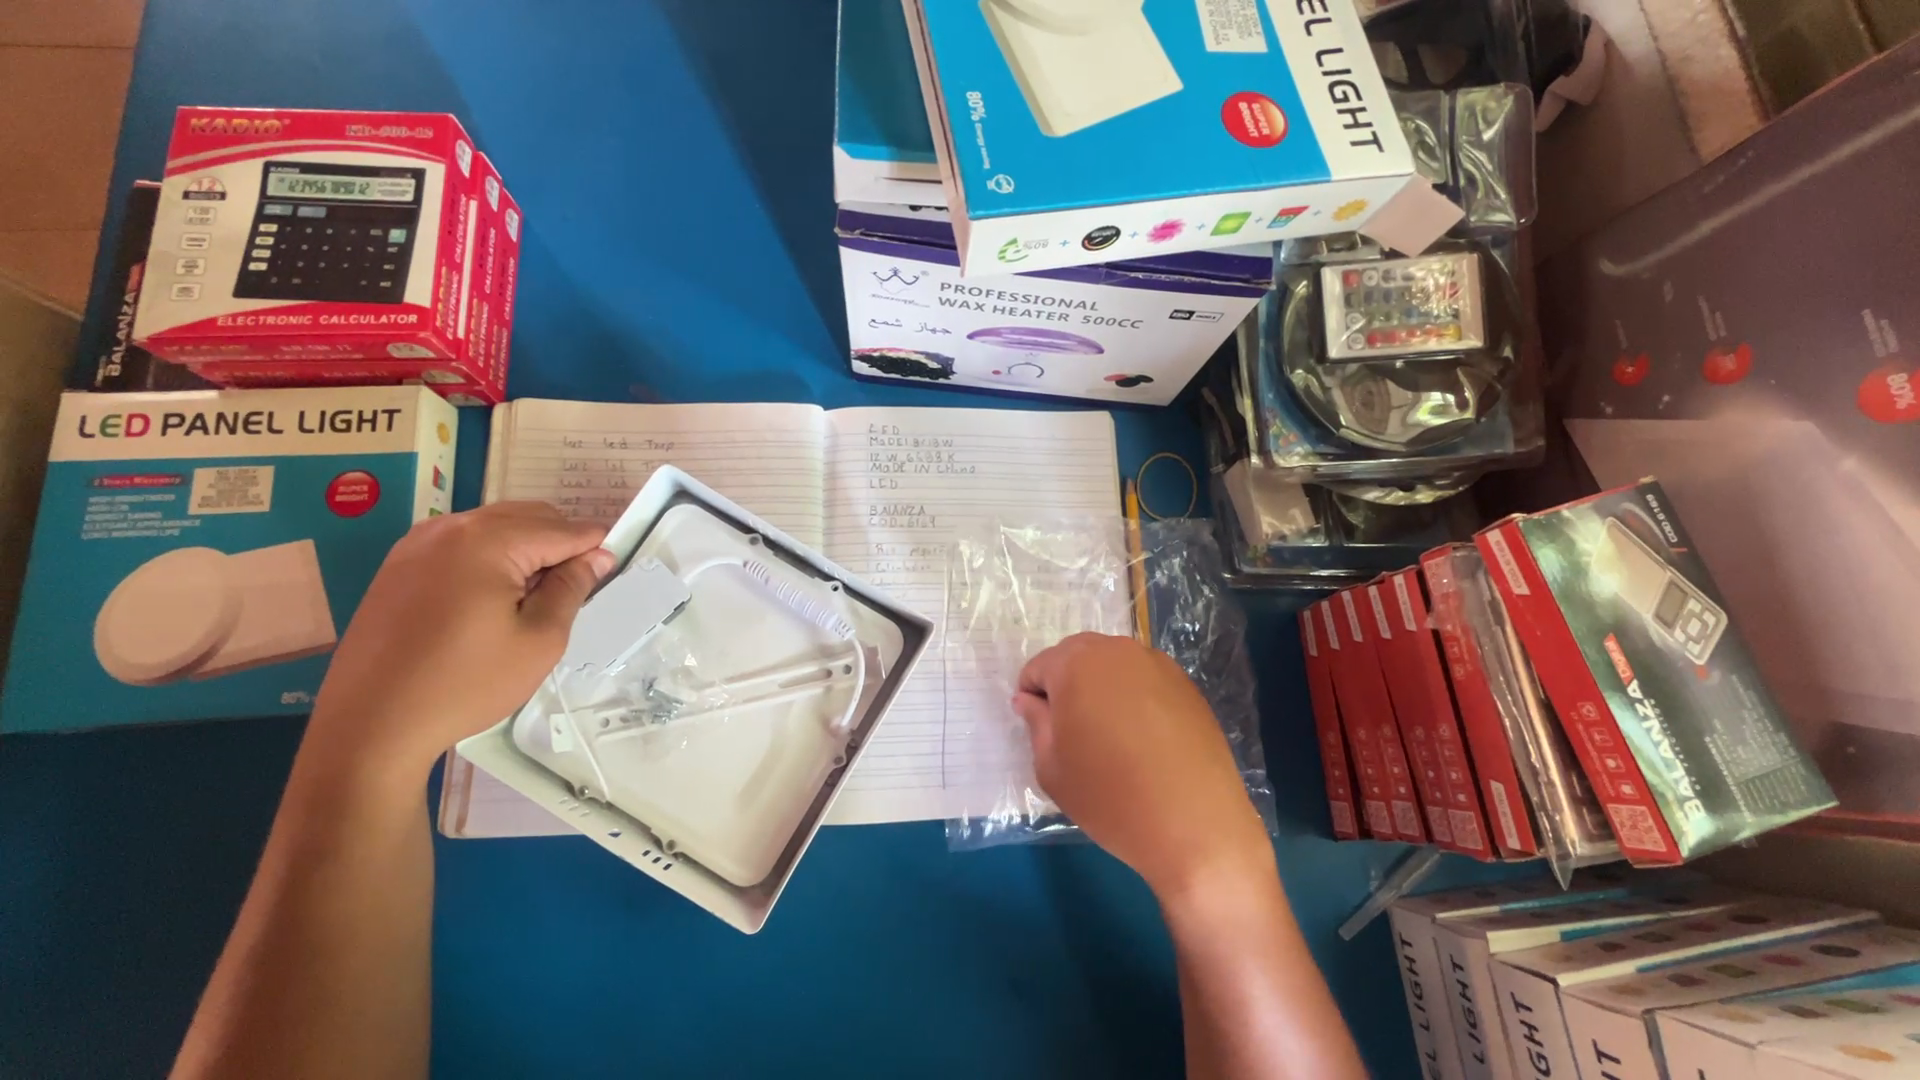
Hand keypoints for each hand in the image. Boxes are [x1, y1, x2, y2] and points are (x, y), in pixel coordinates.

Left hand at [304, 502, 613, 781]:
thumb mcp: (539, 639)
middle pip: (530, 517)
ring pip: (495, 527)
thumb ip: (572, 588)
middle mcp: (451, 527)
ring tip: (532, 599)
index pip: (565, 529)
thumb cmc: (466, 683)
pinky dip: (489, 557)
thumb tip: (598, 556)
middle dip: (560, 545)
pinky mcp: (398, 565)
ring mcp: (418, 543)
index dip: (596, 550)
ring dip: (525, 549)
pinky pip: (462, 543)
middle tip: (573, 592)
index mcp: (489, 540)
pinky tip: (490, 600)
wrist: (370, 724)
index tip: (610, 576)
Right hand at [1013, 633, 1271, 900]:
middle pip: (1078, 657)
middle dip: (1067, 686)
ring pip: (1114, 667)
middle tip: (1072, 734)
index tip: (1042, 732)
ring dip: (1101, 690)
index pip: (1039, 667)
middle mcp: (1118, 651)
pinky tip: (1143, 741)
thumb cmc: (1108, 795)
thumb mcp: (1051, 766)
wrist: (1194, 824)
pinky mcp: (1188, 687)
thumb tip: (1030, 700)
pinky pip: (1145, 682)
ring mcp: (1159, 666)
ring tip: (1110, 738)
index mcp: (1077, 663)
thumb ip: (1036, 723)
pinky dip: (1134, 700)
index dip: (1033, 698)